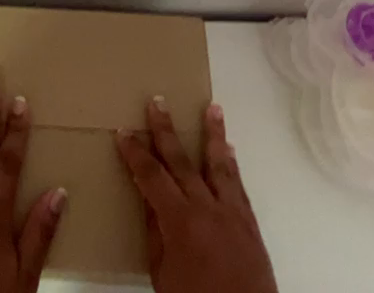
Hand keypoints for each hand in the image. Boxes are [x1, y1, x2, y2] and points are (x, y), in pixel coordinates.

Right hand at [115, 98, 278, 292]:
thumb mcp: (162, 273)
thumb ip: (155, 232)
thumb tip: (147, 198)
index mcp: (179, 220)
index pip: (151, 176)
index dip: (135, 152)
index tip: (123, 132)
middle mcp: (206, 208)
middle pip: (182, 160)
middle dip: (166, 130)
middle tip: (157, 101)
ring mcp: (231, 213)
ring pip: (219, 164)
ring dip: (214, 134)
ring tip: (212, 107)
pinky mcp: (250, 222)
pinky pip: (238, 185)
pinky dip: (232, 164)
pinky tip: (230, 150)